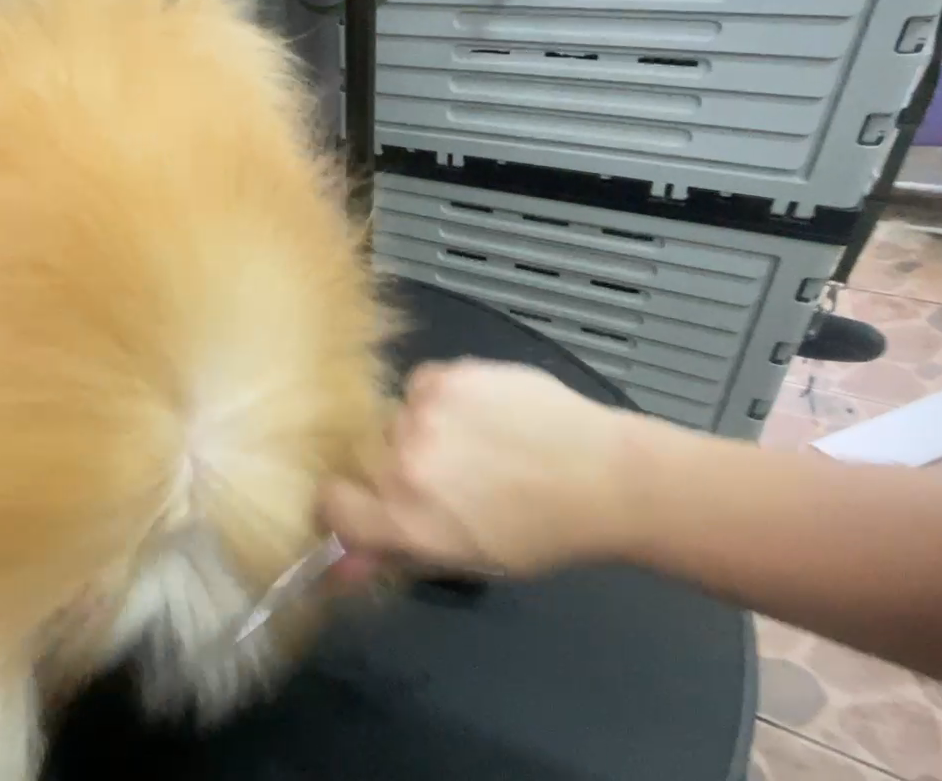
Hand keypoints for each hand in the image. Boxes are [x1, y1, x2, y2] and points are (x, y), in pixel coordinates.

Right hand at [322, 360, 664, 580]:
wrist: (609, 477)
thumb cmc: (543, 532)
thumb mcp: (467, 559)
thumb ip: (396, 555)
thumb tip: (339, 566)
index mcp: (405, 519)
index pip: (332, 503)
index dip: (344, 504)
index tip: (365, 503)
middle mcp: (403, 465)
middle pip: (367, 458)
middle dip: (395, 468)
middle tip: (445, 476)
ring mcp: (423, 414)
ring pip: (396, 419)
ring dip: (422, 431)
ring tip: (476, 442)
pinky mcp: (446, 376)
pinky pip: (421, 385)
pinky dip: (442, 398)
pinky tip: (483, 413)